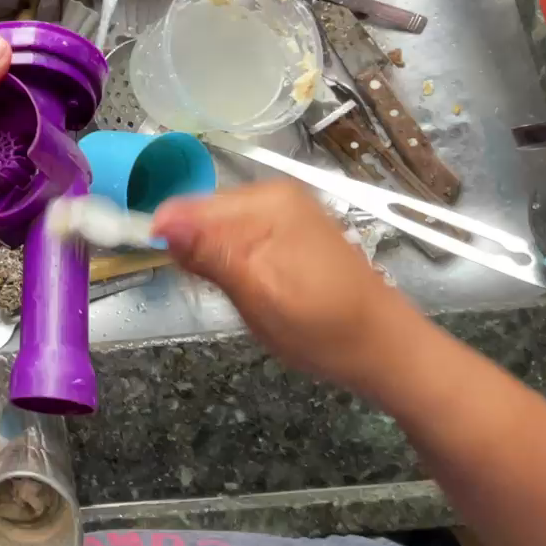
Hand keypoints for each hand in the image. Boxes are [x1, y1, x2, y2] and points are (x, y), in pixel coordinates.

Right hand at [152, 181, 425, 393]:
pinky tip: (250, 285)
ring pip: (215, 228)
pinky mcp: (287, 227)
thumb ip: (209, 254)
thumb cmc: (324, 330)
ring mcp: (283, 209)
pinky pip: (236, 236)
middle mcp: (274, 194)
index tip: (177, 275)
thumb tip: (159, 222)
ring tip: (236, 291)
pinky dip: (232, 262)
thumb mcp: (258, 295)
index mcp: (267, 202)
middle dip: (196, 252)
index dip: (170, 240)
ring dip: (213, 260)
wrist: (386, 351)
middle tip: (217, 291)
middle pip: (200, 215)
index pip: (187, 207)